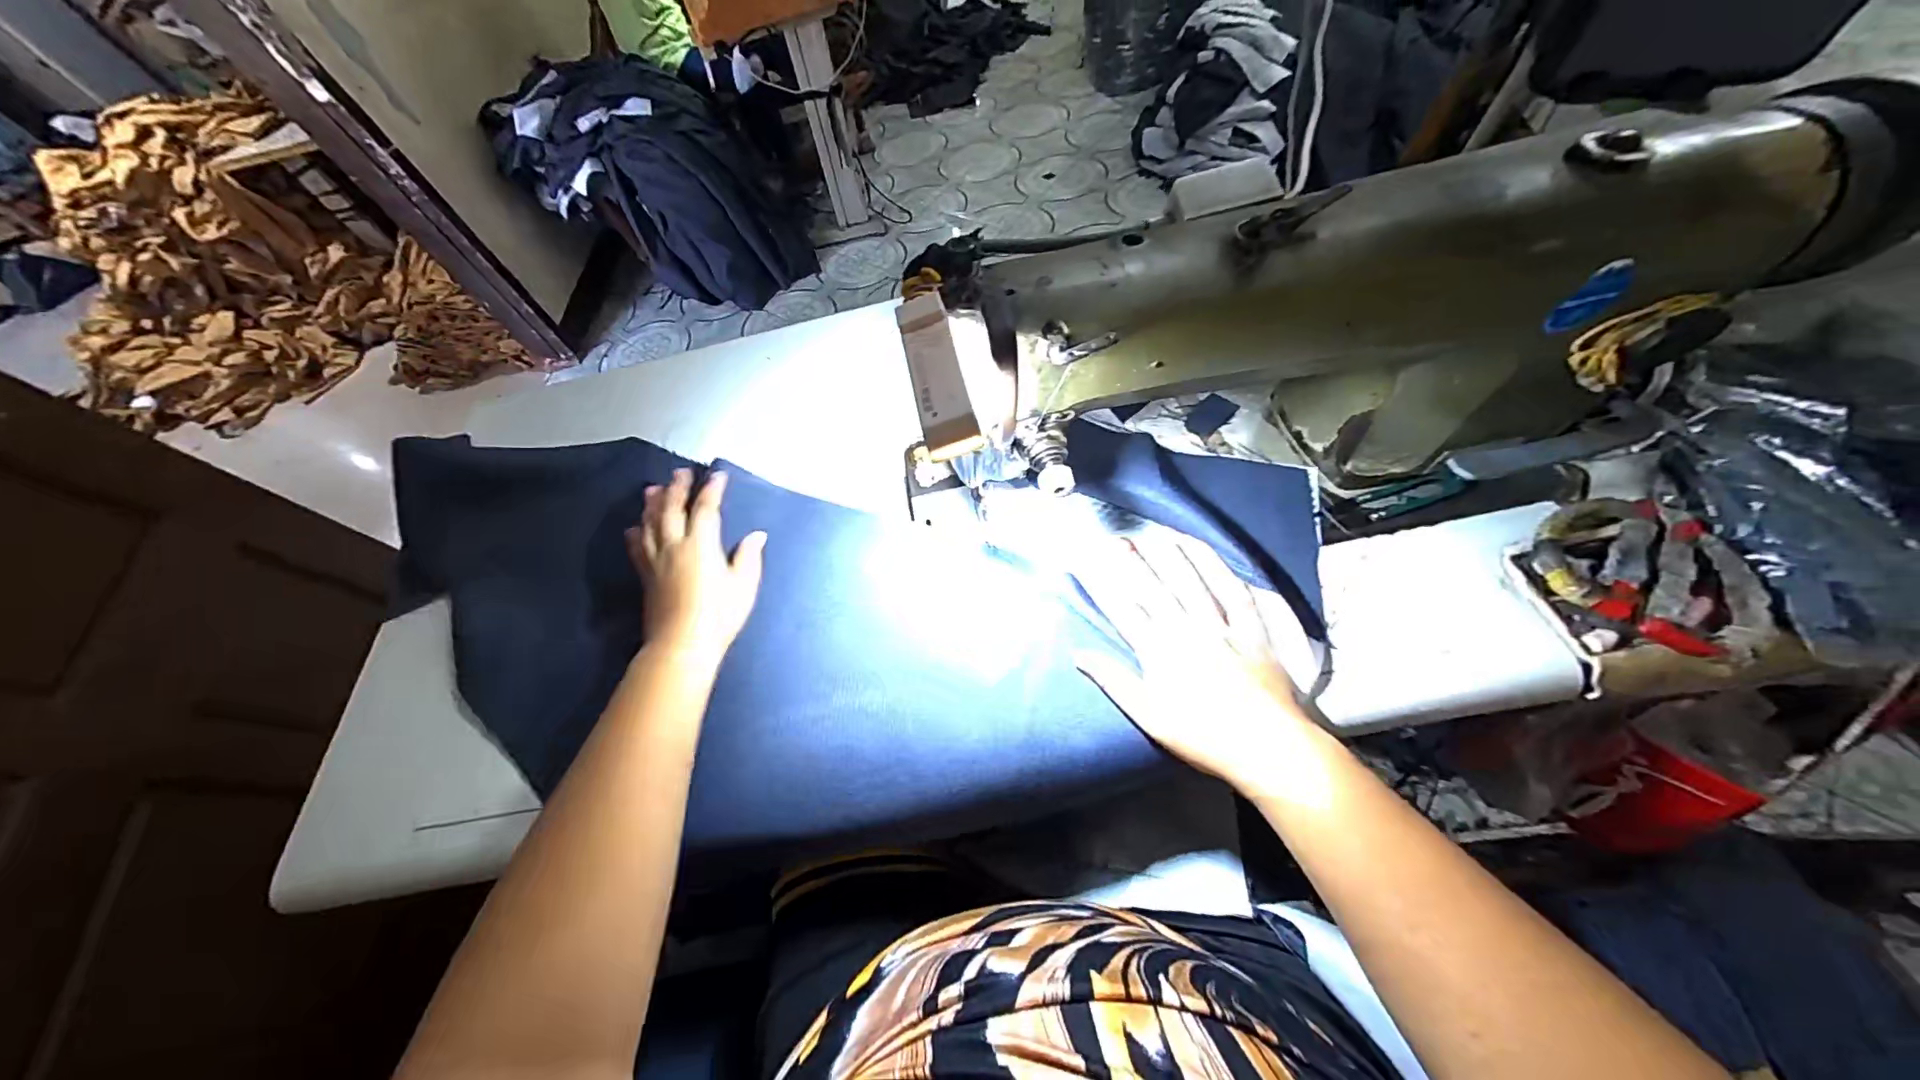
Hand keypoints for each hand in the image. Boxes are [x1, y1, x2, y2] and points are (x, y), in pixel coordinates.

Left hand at [627, 468, 766, 666]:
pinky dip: (636, 532)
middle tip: (681, 472)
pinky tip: (634, 526)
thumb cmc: (720, 615)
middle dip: (677, 488)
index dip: (711, 490)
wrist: (682, 645)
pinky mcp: (646, 576)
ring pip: (650, 523)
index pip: (706, 509)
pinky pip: (637, 547)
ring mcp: (656, 560)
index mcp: (701, 545)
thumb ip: (748, 557)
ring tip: (653, 489)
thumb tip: (757, 535)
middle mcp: (674, 546)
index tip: (717, 476)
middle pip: (672, 509)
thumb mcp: (744, 585)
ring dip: (652, 503)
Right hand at [1072, 529, 1308, 789]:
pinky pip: (1232, 591)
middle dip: (1132, 560)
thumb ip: (1113, 681)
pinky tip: (1204, 550)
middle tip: (1117, 537)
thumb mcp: (1149, 717)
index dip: (1101, 582)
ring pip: (1191, 581)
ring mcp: (1220, 627)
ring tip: (1154, 533)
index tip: (1084, 560)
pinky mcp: (1251, 630)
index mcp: (1158, 652)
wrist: (1268, 747)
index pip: (1122, 608)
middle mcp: (1186, 630)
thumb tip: (1078, 655)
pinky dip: (1217, 568)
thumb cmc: (1203, 737)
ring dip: (1170, 554)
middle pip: (1154, 587)